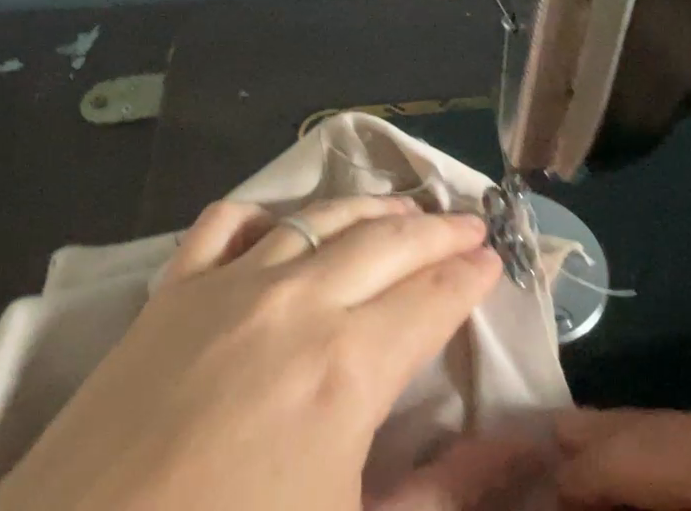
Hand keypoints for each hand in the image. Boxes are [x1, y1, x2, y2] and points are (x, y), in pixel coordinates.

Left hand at [0, 195, 523, 510]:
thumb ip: (445, 490)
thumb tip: (520, 449)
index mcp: (350, 368)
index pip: (434, 298)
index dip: (472, 276)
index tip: (495, 260)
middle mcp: (297, 303)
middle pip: (387, 243)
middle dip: (439, 231)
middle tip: (469, 225)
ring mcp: (228, 287)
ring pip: (318, 218)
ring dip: (371, 208)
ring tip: (403, 208)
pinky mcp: (170, 292)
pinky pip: (227, 223)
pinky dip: (268, 213)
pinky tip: (285, 221)